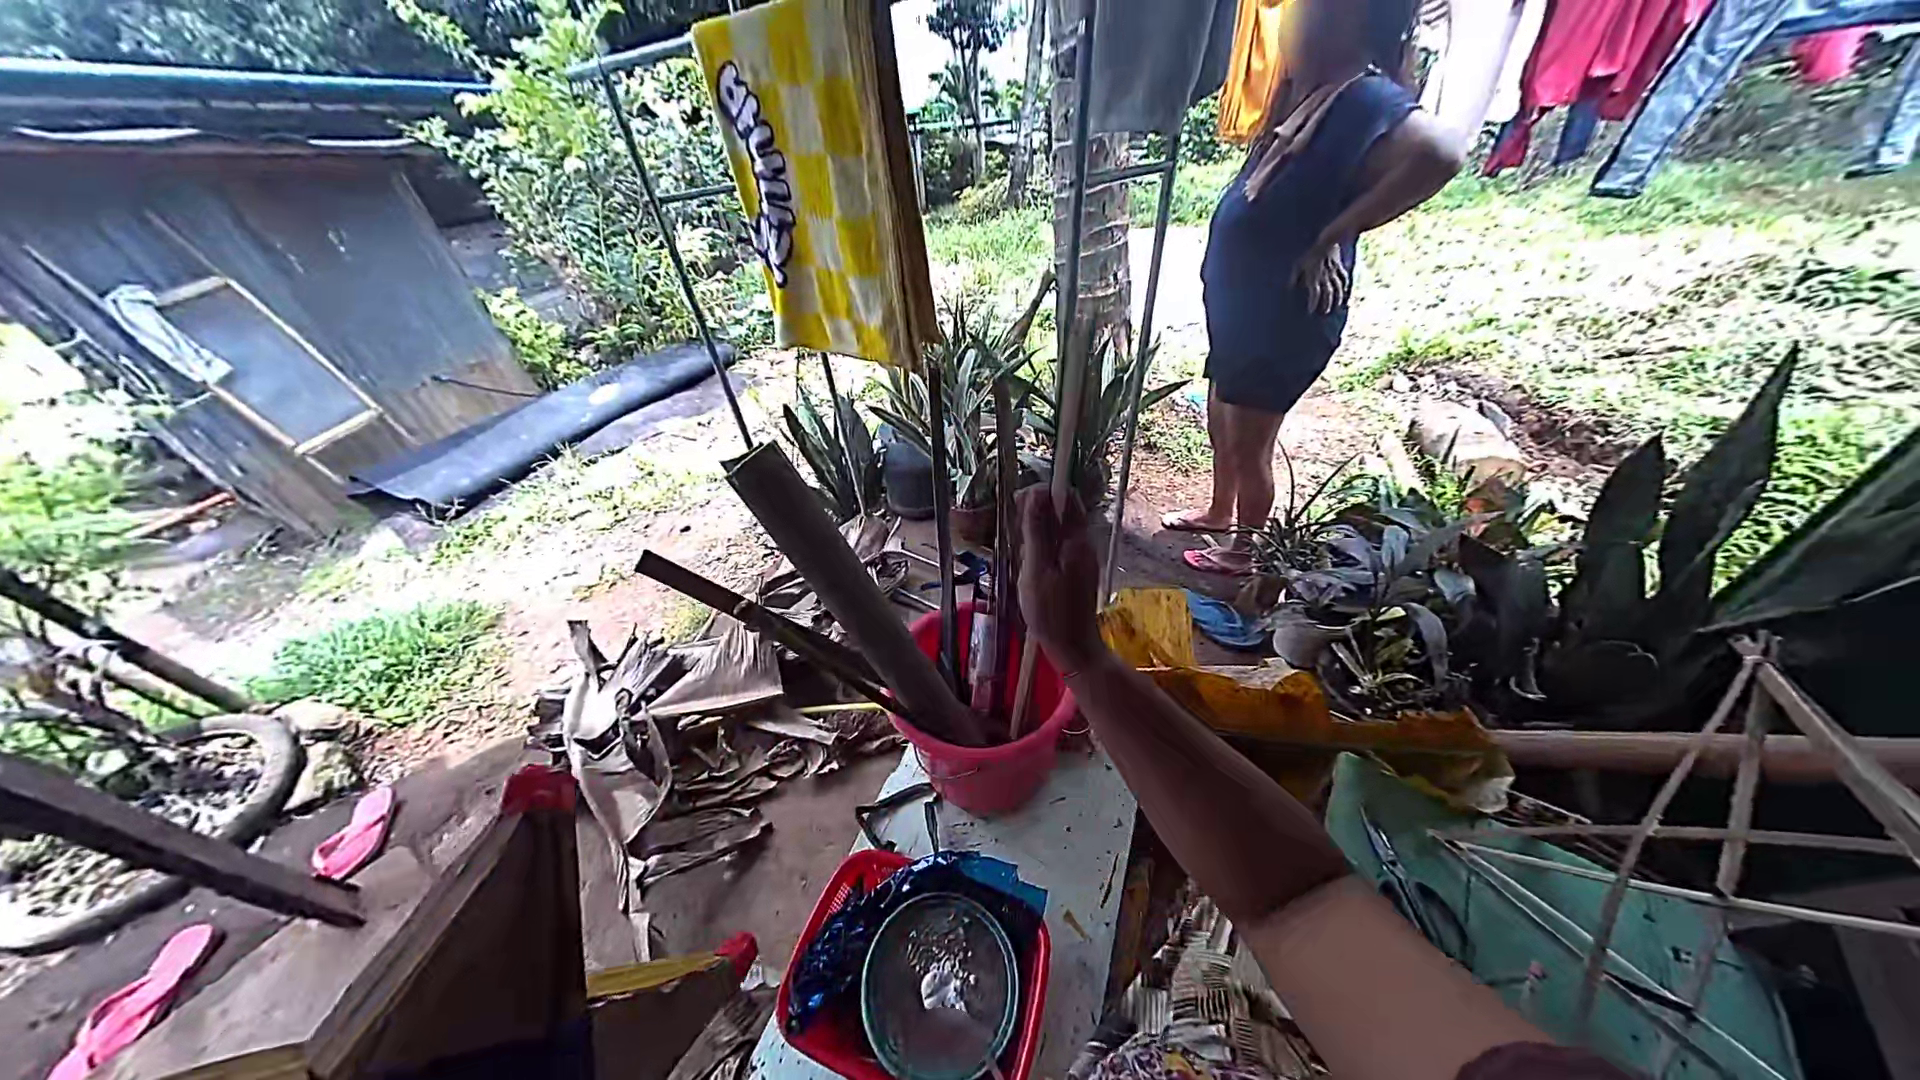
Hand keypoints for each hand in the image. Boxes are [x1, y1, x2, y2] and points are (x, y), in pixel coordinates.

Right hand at [1016, 487, 1105, 675]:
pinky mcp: (1078, 569)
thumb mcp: (1036, 570)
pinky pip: (1060, 545)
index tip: (1017, 504)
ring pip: (1060, 527)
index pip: (1065, 496)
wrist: (1073, 648)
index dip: (1041, 492)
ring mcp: (1083, 556)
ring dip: (1038, 530)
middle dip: (1037, 511)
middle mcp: (1084, 542)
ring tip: (1021, 550)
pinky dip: (1044, 546)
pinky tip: (1031, 564)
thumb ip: (1036, 531)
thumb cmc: (1050, 612)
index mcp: (1077, 539)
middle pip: (1063, 509)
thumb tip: (1036, 493)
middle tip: (1015, 530)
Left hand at [1292, 240, 1349, 314]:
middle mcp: (1326, 277)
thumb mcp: (1299, 264)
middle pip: (1328, 293)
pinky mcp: (1340, 268)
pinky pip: (1344, 279)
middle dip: (1327, 304)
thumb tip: (1290, 287)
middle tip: (1325, 314)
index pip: (1315, 293)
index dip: (1313, 303)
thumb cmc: (1311, 252)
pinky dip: (1345, 287)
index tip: (1311, 312)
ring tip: (1337, 307)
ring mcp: (1334, 272)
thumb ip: (1295, 276)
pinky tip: (1345, 293)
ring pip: (1338, 288)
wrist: (1330, 238)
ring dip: (1337, 298)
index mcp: (1315, 276)